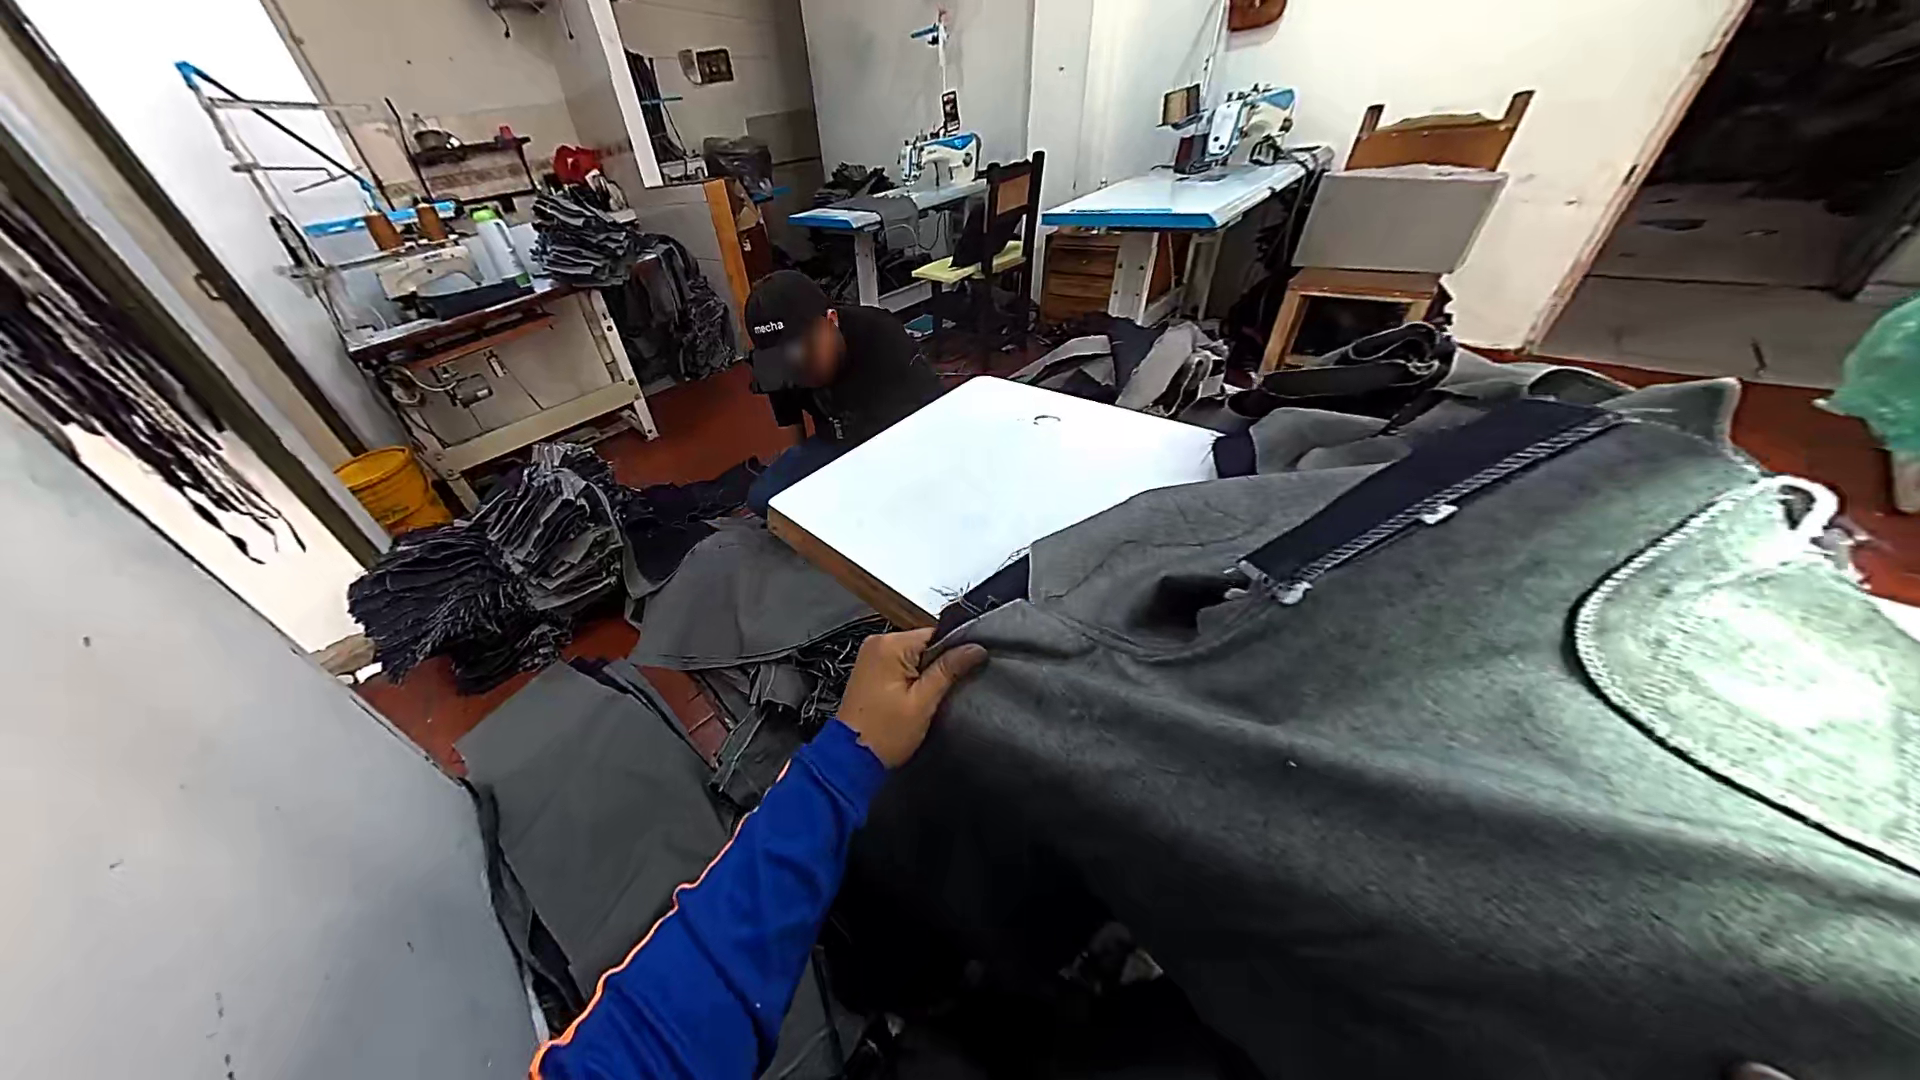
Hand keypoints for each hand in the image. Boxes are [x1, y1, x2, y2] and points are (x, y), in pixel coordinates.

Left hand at [838, 628, 987, 767]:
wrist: (851, 759)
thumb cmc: (883, 734)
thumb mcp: (923, 702)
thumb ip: (949, 670)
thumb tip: (974, 649)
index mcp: (889, 645)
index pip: (935, 634)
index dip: (953, 653)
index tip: (961, 673)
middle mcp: (876, 643)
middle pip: (924, 644)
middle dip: (937, 666)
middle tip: (938, 693)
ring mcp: (870, 656)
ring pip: (913, 655)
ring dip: (923, 674)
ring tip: (923, 699)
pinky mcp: (870, 670)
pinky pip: (900, 664)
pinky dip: (910, 679)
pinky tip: (910, 699)